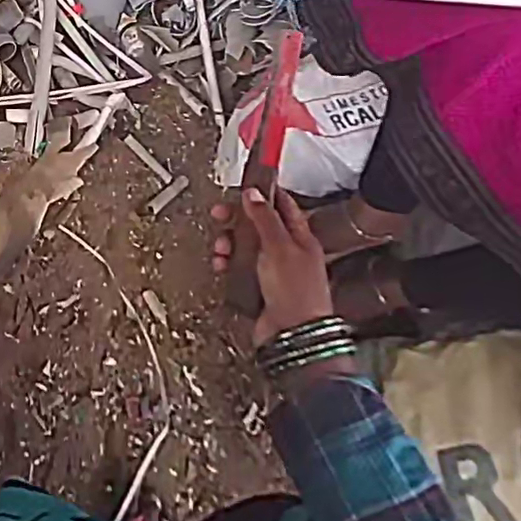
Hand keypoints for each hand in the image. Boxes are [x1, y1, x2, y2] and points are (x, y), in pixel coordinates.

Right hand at [235, 188, 336, 347]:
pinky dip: (226, 262)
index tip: (246, 184)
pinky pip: (236, 266)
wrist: (292, 336)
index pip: (283, 205)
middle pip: (257, 224)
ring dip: (228, 242)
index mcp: (300, 238)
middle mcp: (286, 252)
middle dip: (237, 218)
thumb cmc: (296, 293)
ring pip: (243, 244)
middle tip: (220, 214)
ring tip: (222, 248)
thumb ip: (264, 218)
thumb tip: (253, 193)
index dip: (265, 192)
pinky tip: (222, 265)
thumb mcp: (279, 247)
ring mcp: (271, 269)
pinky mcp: (257, 285)